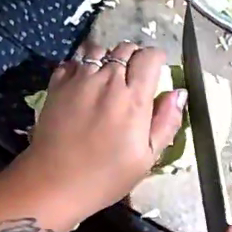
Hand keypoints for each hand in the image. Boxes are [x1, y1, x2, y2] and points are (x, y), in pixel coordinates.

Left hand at [19, 40, 185, 215]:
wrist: (53, 183)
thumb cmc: (106, 176)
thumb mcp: (147, 158)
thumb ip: (166, 122)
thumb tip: (179, 93)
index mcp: (133, 97)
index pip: (149, 56)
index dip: (156, 59)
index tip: (156, 72)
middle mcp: (107, 80)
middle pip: (125, 48)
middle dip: (134, 57)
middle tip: (133, 77)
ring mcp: (79, 79)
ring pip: (98, 49)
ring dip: (107, 58)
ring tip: (108, 77)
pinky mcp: (57, 84)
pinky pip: (73, 61)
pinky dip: (82, 65)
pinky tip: (84, 82)